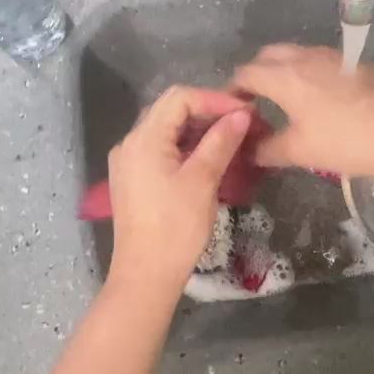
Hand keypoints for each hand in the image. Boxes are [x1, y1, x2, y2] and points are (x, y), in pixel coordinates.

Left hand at [105, 86, 253, 292]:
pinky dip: (185, 146)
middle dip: (207, 111)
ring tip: (231, 138)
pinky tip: (209, 157)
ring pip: (166, 130)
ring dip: (198, 129)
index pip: (180, 98)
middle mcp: (130, 143)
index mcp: (143, 138)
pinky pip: (160, 149)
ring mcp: (128, 162)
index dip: (215, 98)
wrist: (146, 274)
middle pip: (170, 110)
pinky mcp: (133, 179)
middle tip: (242, 122)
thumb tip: (241, 115)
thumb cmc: (176, 227)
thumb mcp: (203, 180)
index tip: (246, 111)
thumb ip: (221, 142)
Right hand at [231, 45, 373, 180]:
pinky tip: (320, 97)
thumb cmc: (343, 142)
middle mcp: (304, 57)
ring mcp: (333, 56)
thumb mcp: (299, 152)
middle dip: (256, 72)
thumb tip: (250, 151)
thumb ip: (267, 149)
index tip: (231, 107)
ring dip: (284, 69)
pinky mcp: (355, 62)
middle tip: (255, 98)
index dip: (233, 89)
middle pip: (269, 55)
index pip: (246, 73)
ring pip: (297, 53)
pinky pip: (322, 61)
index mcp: (284, 76)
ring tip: (285, 96)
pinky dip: (310, 72)